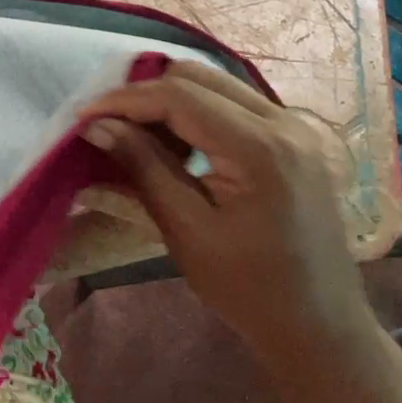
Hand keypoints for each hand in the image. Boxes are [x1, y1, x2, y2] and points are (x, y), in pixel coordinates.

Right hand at [78, 62, 372, 372]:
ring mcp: (295, 128)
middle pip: (197, 76)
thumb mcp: (186, 228)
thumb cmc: (248, 287)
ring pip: (215, 83)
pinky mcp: (293, 139)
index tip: (82, 118)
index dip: (124, 100)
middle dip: (143, 93)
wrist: (319, 326)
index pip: (179, 96)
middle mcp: (285, 123)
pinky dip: (193, 111)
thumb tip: (96, 125)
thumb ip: (142, 166)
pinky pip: (232, 103)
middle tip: (105, 124)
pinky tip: (171, 142)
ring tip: (132, 134)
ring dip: (167, 99)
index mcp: (261, 148)